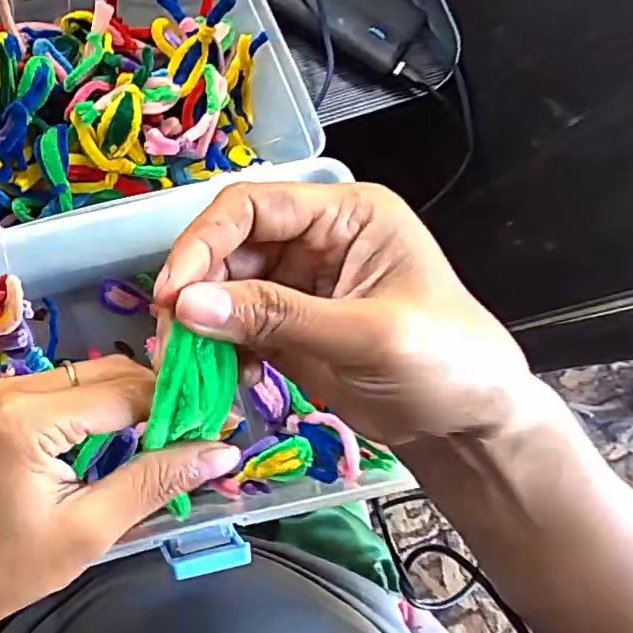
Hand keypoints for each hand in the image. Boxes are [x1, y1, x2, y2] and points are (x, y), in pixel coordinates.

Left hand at [0, 355, 241, 632]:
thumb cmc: (15, 567)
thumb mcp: (91, 528)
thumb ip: (155, 481)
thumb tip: (223, 450)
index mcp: (27, 418)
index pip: (122, 394)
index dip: (177, 406)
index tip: (223, 424)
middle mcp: (12, 389)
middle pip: (107, 375)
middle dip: (158, 398)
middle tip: (203, 430)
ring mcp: (5, 392)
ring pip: (90, 377)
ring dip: (133, 400)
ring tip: (174, 434)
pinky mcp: (6, 404)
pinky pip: (69, 389)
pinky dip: (104, 406)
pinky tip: (130, 432)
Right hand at [151, 182, 539, 448]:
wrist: (462, 426)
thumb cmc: (444, 365)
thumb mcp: (365, 335)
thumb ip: (276, 316)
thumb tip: (187, 305)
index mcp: (343, 215)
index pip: (251, 207)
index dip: (203, 243)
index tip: (171, 293)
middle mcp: (311, 239)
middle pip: (226, 247)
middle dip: (193, 289)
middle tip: (170, 337)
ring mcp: (292, 283)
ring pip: (218, 288)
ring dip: (196, 323)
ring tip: (185, 360)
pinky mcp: (279, 324)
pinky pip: (228, 325)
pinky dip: (214, 347)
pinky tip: (224, 374)